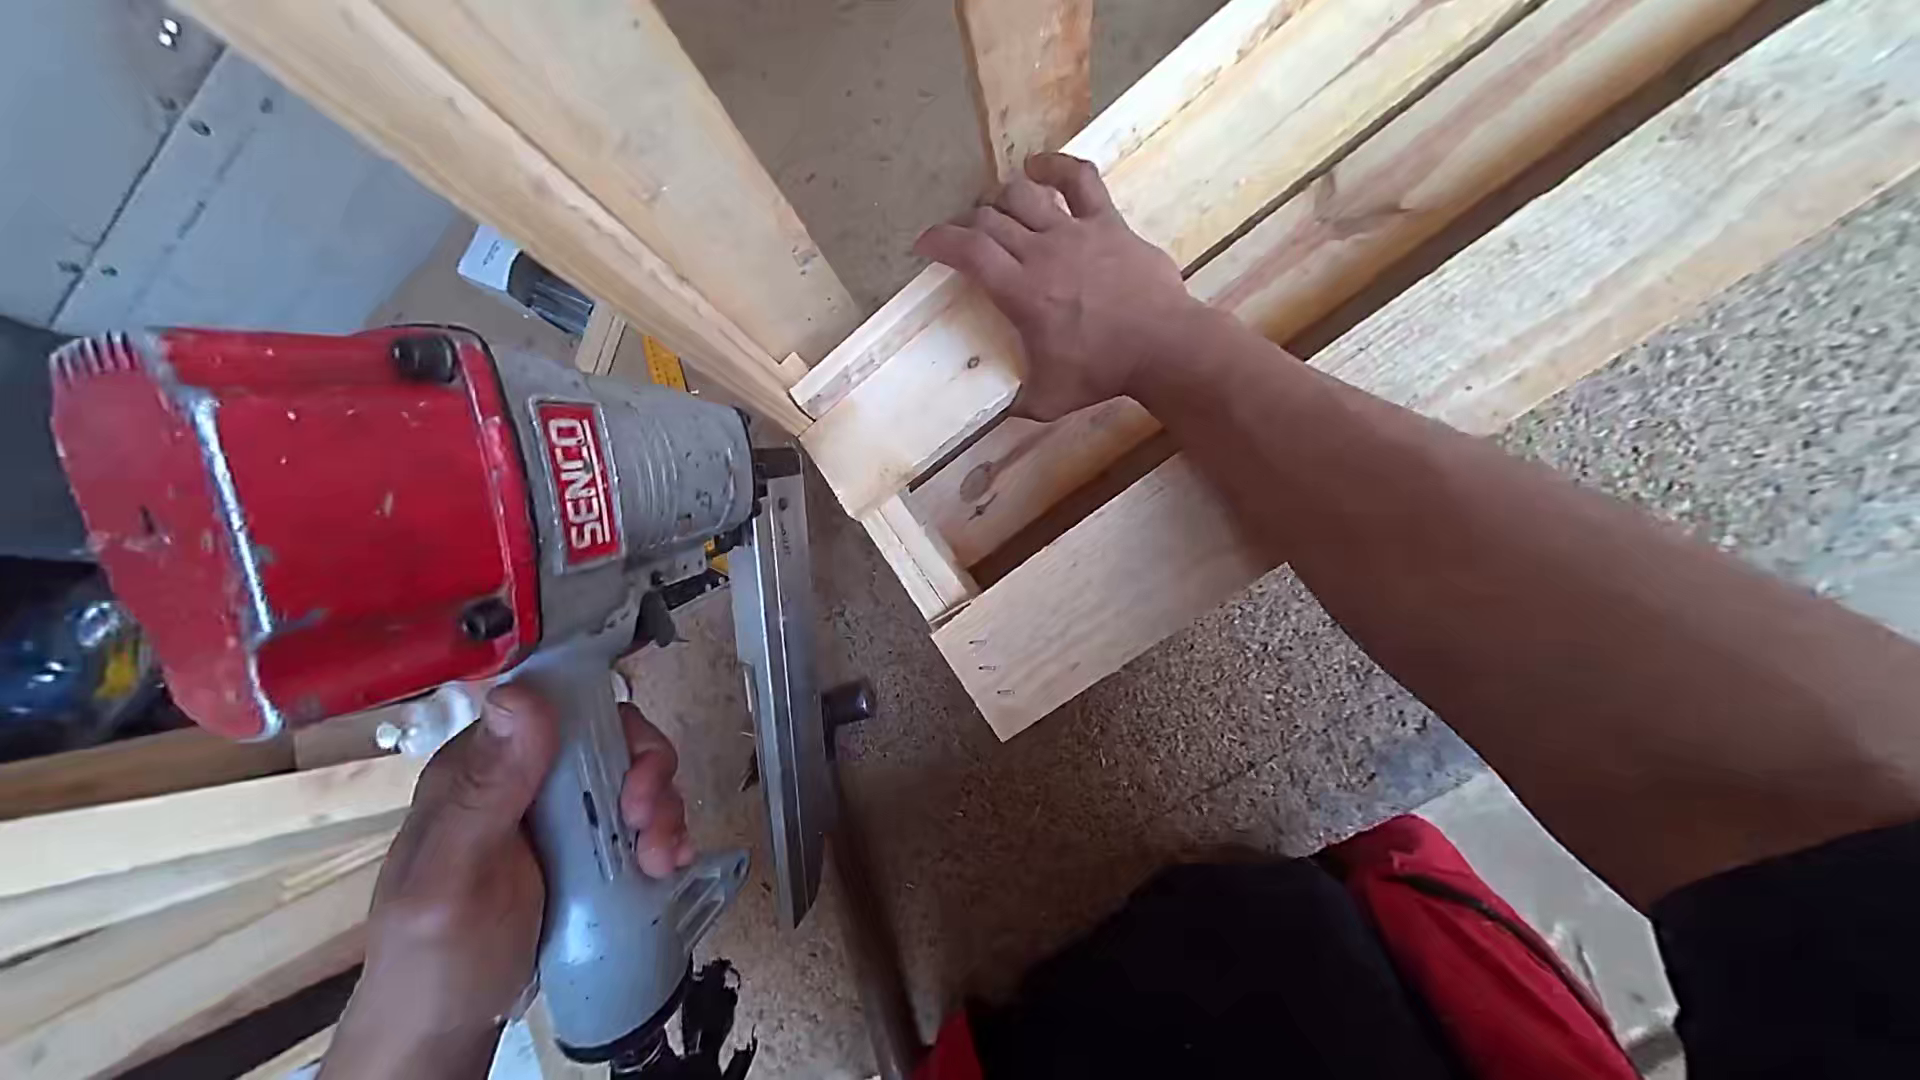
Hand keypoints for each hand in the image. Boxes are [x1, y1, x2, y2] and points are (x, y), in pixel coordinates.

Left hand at [323, 685, 693, 1078]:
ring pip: (639, 772)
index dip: (610, 723)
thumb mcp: (450, 878)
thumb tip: (518, 694)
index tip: (633, 774)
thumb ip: (485, 790)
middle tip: (649, 824)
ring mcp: (567, 806)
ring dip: (664, 809)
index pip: (562, 705)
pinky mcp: (595, 837)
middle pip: (615, 736)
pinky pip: (649, 812)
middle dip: (647, 774)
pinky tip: (668, 865)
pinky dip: (669, 831)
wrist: (452, 1034)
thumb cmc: (437, 959)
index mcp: (486, 764)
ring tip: (659, 861)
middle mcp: (532, 773)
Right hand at [914, 152, 1205, 420]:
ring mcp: (1075, 232)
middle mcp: (1042, 253)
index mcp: (1022, 293)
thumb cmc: (1103, 374)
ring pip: (1024, 195)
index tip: (924, 244)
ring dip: (1001, 199)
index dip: (939, 241)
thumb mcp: (1049, 401)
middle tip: (966, 240)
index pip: (968, 252)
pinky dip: (1055, 166)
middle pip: (991, 220)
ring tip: (996, 210)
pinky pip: (1079, 179)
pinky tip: (1038, 165)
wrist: (1162, 346)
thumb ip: (1019, 403)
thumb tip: (1001, 413)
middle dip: (967, 225)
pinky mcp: (1107, 222)